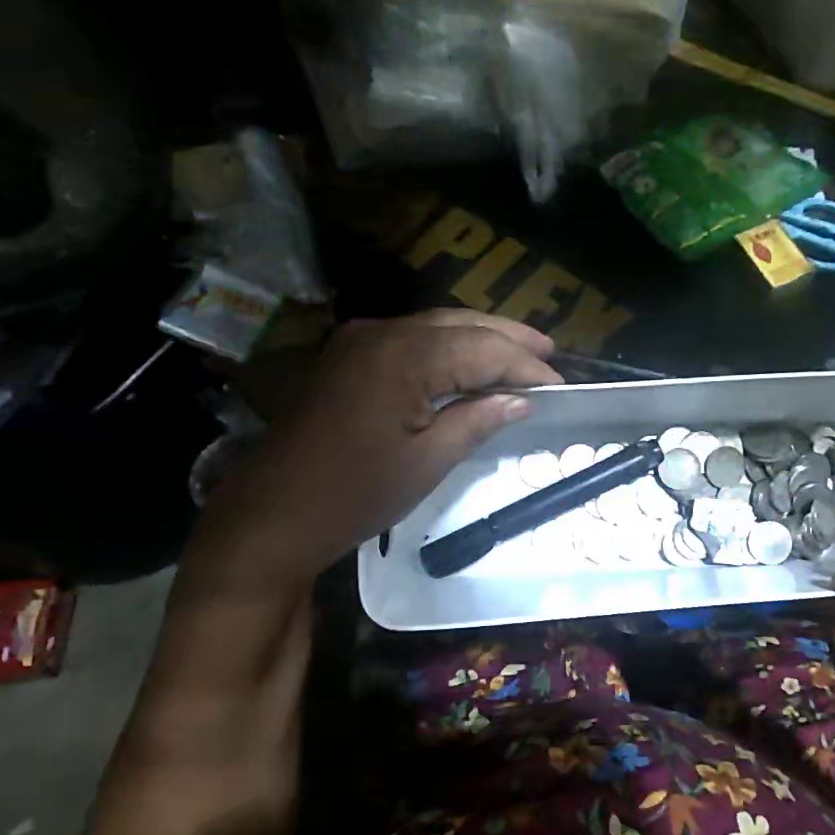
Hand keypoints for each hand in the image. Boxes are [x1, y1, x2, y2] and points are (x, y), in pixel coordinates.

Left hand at [194, 309, 561, 587]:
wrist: (276, 511)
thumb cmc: (356, 493)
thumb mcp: (427, 462)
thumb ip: (477, 421)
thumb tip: (522, 399)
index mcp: (405, 358)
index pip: (483, 348)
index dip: (524, 364)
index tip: (558, 384)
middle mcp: (382, 334)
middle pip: (460, 324)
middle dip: (507, 336)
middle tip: (549, 350)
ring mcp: (359, 341)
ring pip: (434, 326)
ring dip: (478, 336)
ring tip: (519, 350)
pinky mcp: (347, 356)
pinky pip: (410, 339)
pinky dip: (446, 346)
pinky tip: (466, 362)